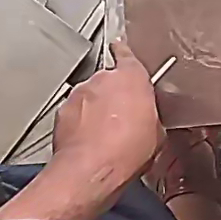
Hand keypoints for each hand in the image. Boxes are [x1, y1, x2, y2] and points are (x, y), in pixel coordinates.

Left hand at [49, 39, 165, 185]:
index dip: (124, 53)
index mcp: (131, 78)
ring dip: (96, 110)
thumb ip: (152, 117)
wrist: (91, 169)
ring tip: (105, 134)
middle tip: (123, 118)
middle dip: (114, 95)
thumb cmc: (125, 151)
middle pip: (109, 80)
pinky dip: (80, 122)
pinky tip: (89, 141)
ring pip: (90, 96)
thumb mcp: (157, 136)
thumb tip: (149, 123)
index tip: (122, 50)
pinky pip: (74, 112)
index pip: (126, 54)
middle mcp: (103, 80)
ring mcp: (80, 94)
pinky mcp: (63, 111)